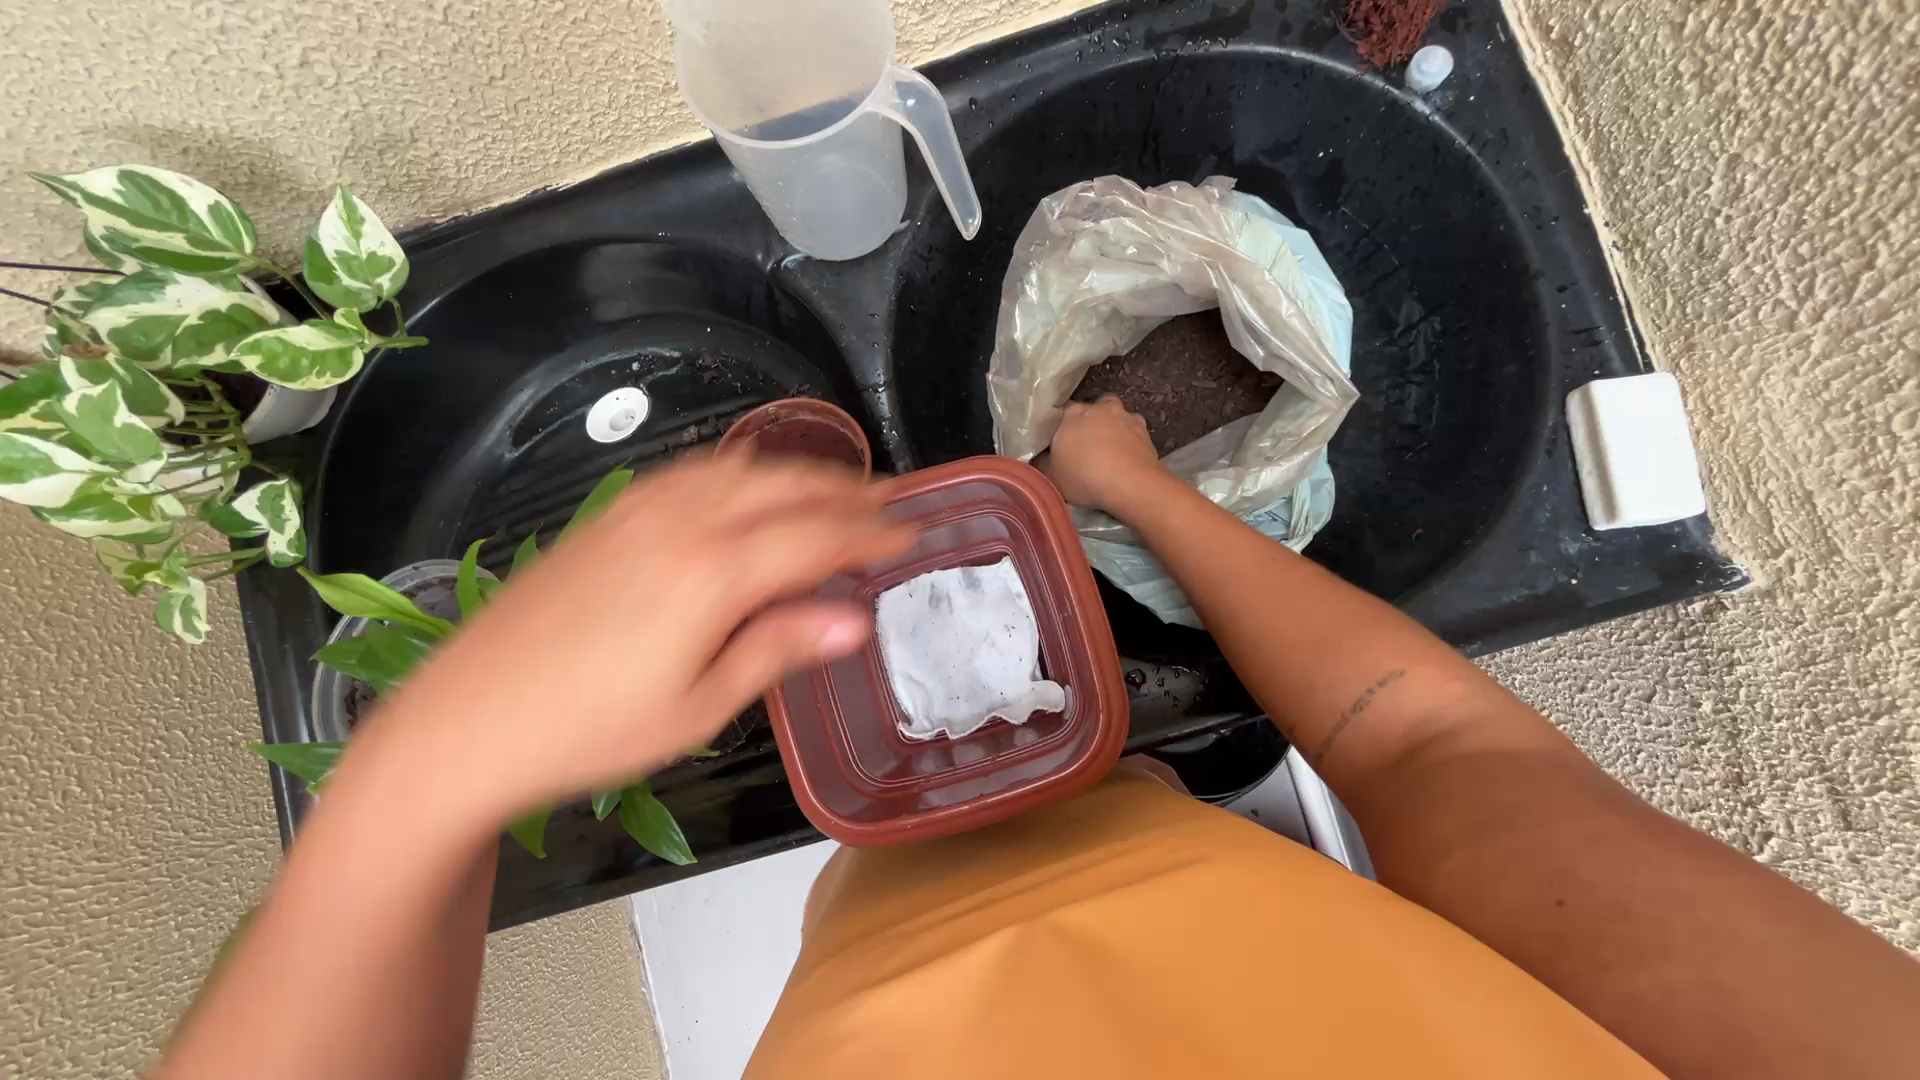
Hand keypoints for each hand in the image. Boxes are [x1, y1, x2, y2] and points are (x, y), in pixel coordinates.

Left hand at [364, 454, 914, 820]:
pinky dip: (743, 470)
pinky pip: (696, 472)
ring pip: (742, 470)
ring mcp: (641, 511)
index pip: (817, 537)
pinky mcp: (611, 515)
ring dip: (799, 472)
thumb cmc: (592, 732)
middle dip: (847, 490)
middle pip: (786, 488)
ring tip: (838, 485)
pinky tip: (752, 484)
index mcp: (713, 574)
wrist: (466, 721)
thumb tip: (856, 621)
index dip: (870, 534)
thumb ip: (779, 648)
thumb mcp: (700, 707)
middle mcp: (682, 524)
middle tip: (891, 500)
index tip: (909, 536)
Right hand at [1039, 395, 1167, 516]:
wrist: (1131, 485)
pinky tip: (1126, 456)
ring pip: (1114, 416)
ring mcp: (1125, 416)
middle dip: (1087, 422)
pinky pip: (1132, 431)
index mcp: (1072, 414)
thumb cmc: (1084, 477)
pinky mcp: (1144, 430)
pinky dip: (1128, 439)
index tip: (1058, 441)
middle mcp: (1099, 408)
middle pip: (1090, 410)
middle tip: (1083, 444)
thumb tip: (1038, 456)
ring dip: (1111, 427)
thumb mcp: (1051, 476)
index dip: (1060, 426)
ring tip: (1108, 449)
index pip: (1061, 412)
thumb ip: (1042, 462)